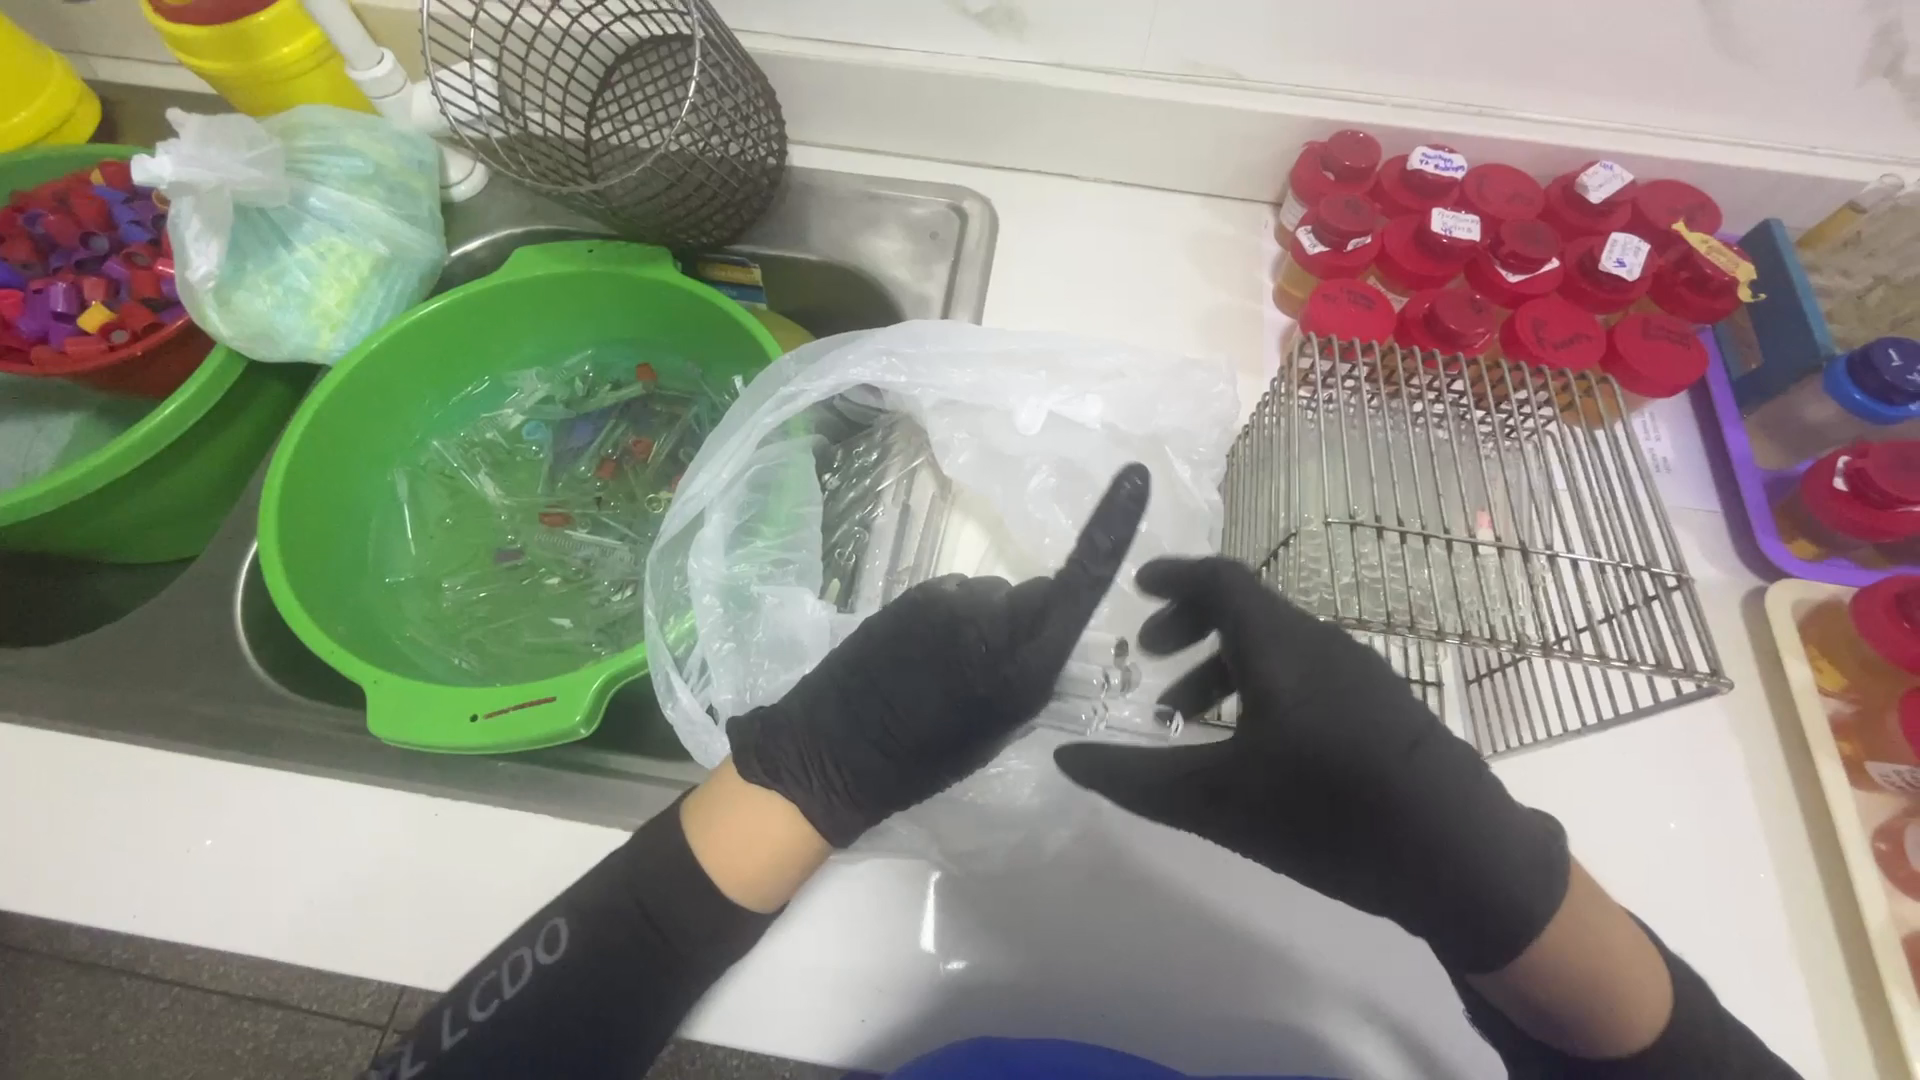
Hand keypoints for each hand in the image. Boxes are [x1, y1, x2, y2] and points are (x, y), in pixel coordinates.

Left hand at [728, 463, 1151, 846]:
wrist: (833, 750)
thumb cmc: (924, 761)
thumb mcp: (998, 731)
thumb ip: (1030, 677)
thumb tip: (1044, 639)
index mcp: (1021, 662)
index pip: (1078, 584)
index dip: (1110, 530)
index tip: (1134, 477)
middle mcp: (989, 617)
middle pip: (1031, 595)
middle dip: (1025, 622)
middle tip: (989, 670)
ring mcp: (946, 598)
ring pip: (988, 597)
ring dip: (982, 623)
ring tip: (946, 670)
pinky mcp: (912, 592)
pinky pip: (952, 597)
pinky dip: (950, 619)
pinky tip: (921, 656)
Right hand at [1054, 556, 1569, 973]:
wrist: (1462, 861)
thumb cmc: (1328, 815)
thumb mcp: (1215, 801)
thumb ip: (1134, 777)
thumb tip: (1066, 759)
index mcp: (1279, 647)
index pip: (1220, 580)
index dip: (1174, 575)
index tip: (1138, 586)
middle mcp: (1319, 644)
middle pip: (1243, 607)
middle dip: (1188, 625)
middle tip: (1149, 655)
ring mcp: (1357, 672)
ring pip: (1273, 643)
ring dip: (1221, 664)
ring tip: (1186, 713)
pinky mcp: (1380, 704)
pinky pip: (1303, 670)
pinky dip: (1259, 683)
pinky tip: (1250, 740)